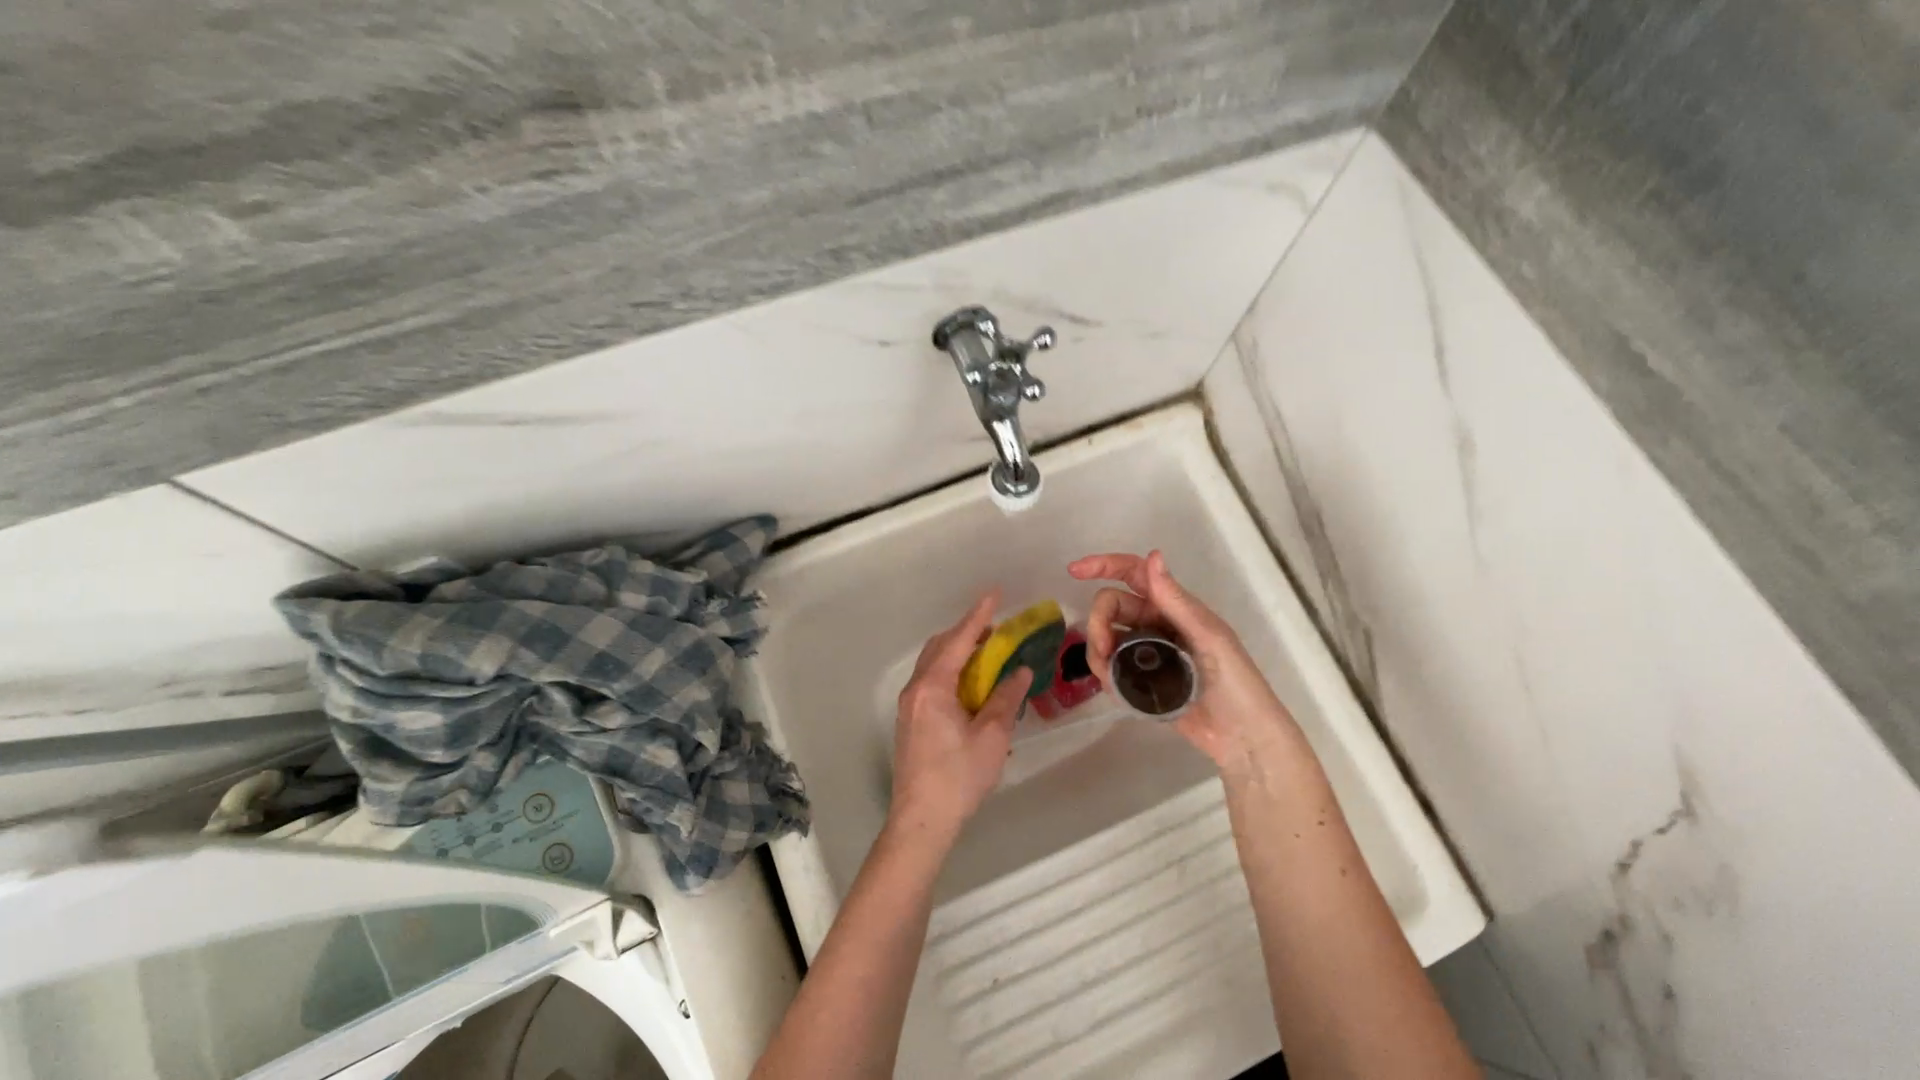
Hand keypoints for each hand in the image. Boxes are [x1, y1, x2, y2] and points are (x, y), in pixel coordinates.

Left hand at [889, 591, 1033, 846]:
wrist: (922, 818)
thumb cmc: (959, 776)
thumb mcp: (992, 736)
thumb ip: (1005, 698)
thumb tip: (1019, 671)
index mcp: (932, 687)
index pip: (958, 641)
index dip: (979, 616)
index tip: (994, 595)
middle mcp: (915, 689)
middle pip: (940, 648)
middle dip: (967, 633)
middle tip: (997, 629)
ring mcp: (909, 706)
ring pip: (933, 665)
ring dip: (959, 653)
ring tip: (989, 654)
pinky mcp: (910, 722)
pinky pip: (931, 682)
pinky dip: (952, 672)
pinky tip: (972, 685)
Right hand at [1069, 550, 1298, 772]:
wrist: (1243, 737)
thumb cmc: (1237, 683)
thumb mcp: (1210, 638)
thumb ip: (1176, 601)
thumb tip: (1152, 556)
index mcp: (1175, 607)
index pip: (1134, 574)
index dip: (1104, 566)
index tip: (1074, 571)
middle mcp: (1157, 624)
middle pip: (1111, 606)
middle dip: (1099, 620)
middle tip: (1103, 649)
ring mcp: (1146, 653)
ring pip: (1105, 637)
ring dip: (1097, 649)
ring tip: (1108, 673)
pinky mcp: (1139, 681)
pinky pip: (1109, 667)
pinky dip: (1103, 672)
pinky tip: (1113, 686)